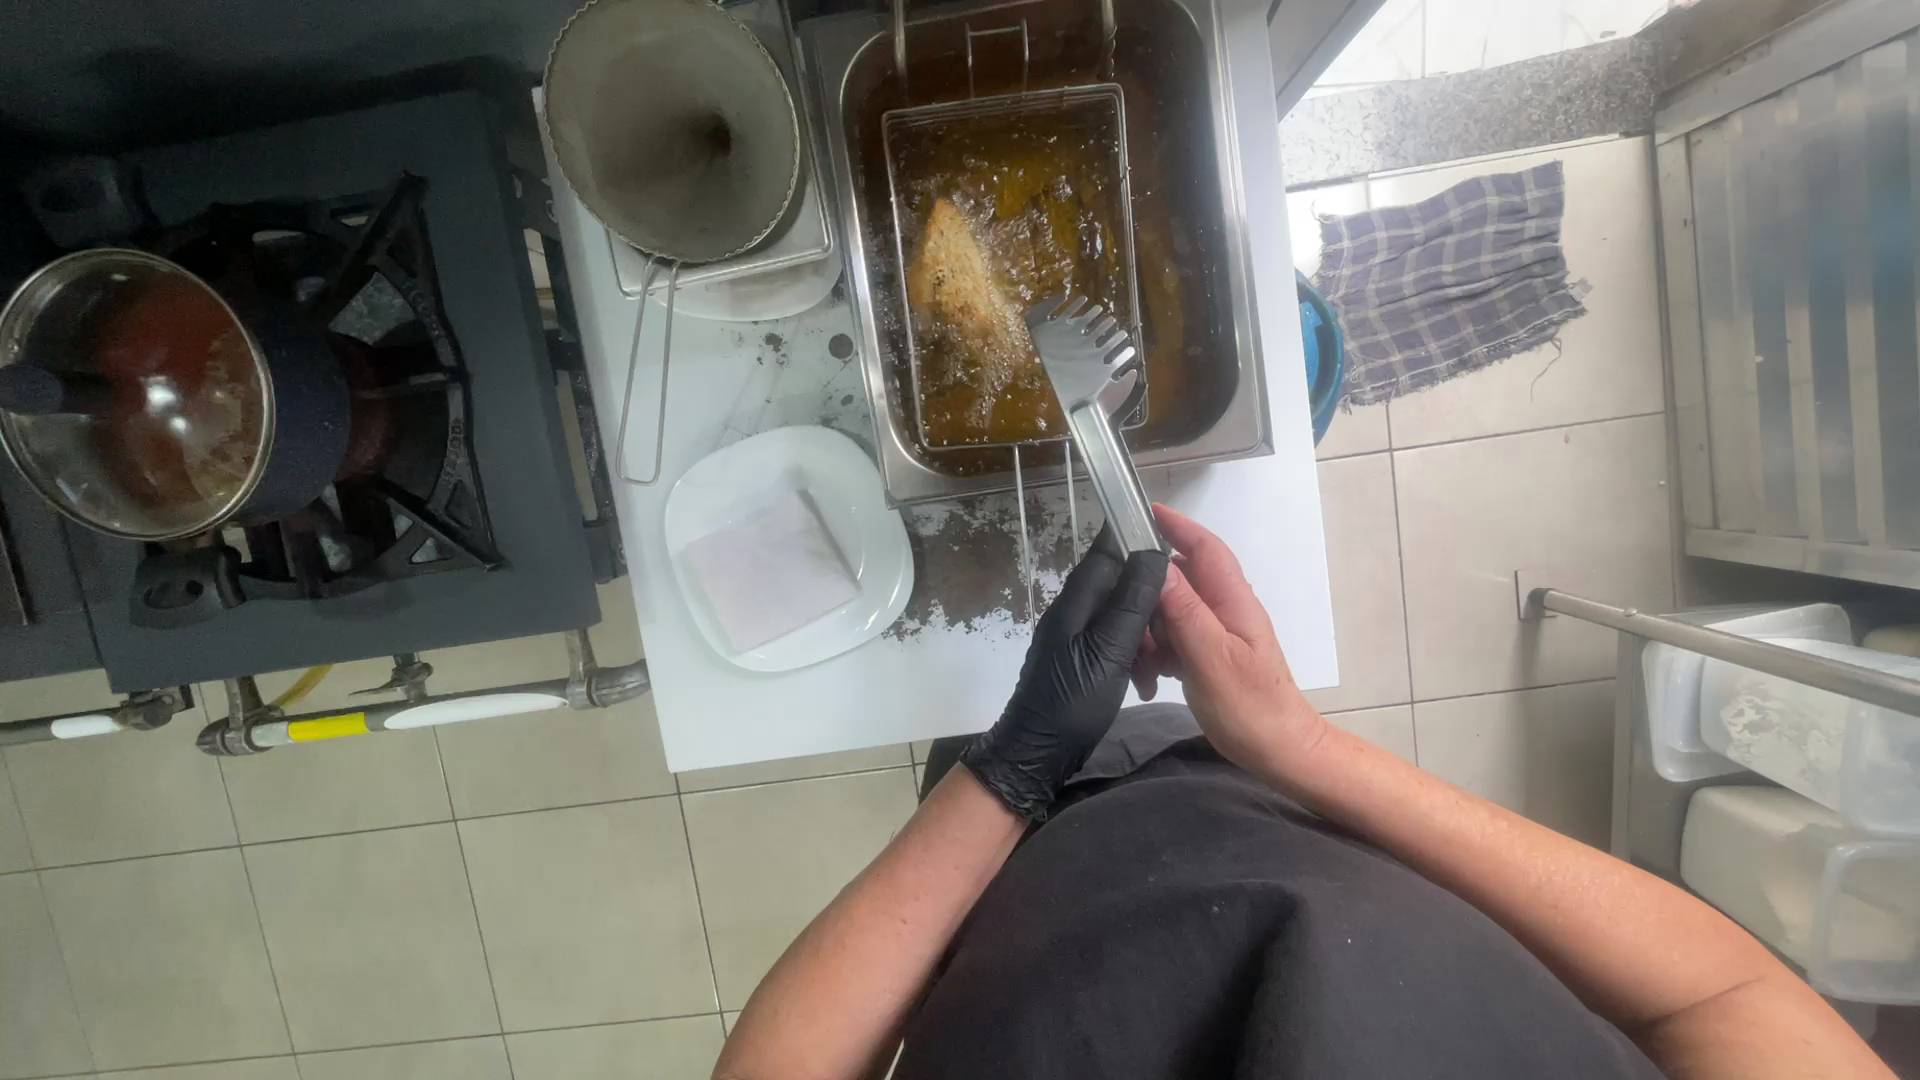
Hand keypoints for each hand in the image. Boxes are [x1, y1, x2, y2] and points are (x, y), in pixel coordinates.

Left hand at [961, 529, 1167, 819]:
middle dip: (1150, 599)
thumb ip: (1132, 601)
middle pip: (1118, 583)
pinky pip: (1113, 641)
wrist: (1038, 751)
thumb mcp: (1110, 650)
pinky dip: (1133, 655)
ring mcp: (1074, 634)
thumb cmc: (1073, 699)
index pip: (1106, 550)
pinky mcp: (1080, 658)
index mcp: (1076, 600)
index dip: (1135, 539)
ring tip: (1161, 663)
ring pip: (1120, 615)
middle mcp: (1073, 610)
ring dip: (1145, 633)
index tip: (1172, 540)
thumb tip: (1152, 552)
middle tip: (1178, 624)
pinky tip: (1145, 680)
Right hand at [1130, 505, 1325, 773]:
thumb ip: (1185, 610)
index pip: (1204, 547)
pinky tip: (1147, 675)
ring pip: (1171, 610)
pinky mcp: (1208, 653)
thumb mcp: (1211, 657)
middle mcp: (1225, 608)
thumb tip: (1156, 565)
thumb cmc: (1250, 706)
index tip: (1142, 511)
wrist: (1279, 751)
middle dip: (1146, 590)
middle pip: (1179, 577)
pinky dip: (1156, 651)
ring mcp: (1217, 632)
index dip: (1176, 525)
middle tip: (1119, 609)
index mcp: (1232, 600)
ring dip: (1149, 629)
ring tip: (1136, 658)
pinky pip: (1174, 637)